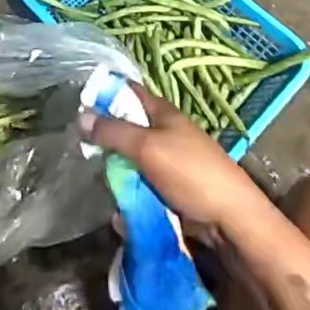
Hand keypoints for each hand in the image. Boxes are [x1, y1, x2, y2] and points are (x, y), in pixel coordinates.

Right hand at [78, 81, 269, 237]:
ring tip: (106, 192)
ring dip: (119, 178)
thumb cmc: (190, 171)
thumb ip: (114, 132)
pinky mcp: (170, 192)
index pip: (130, 92)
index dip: (107, 94)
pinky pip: (142, 191)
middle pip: (127, 131)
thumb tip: (81, 116)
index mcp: (163, 114)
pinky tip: (122, 217)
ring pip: (132, 165)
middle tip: (87, 156)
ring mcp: (168, 164)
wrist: (230, 217)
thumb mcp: (147, 147)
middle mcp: (165, 134)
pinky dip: (132, 201)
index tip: (80, 104)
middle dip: (108, 144)